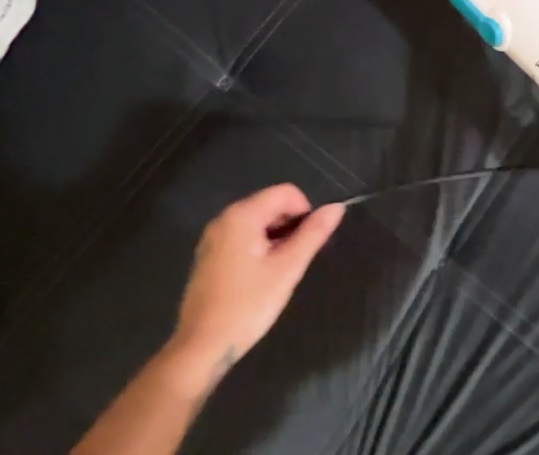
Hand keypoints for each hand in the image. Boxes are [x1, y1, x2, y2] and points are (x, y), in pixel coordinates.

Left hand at [172, 184, 343, 367]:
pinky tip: (258, 279)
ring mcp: (212, 237)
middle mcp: (224, 218)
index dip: (305, 213)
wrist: (201, 347)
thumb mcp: (287, 269)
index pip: (286, 192)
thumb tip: (337, 207)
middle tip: (292, 262)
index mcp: (242, 215)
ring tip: (277, 273)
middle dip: (288, 227)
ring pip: (256, 223)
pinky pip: (241, 238)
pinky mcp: (208, 255)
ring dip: (274, 240)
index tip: (307, 245)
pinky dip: (257, 249)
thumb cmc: (247, 306)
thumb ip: (313, 235)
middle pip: (270, 205)